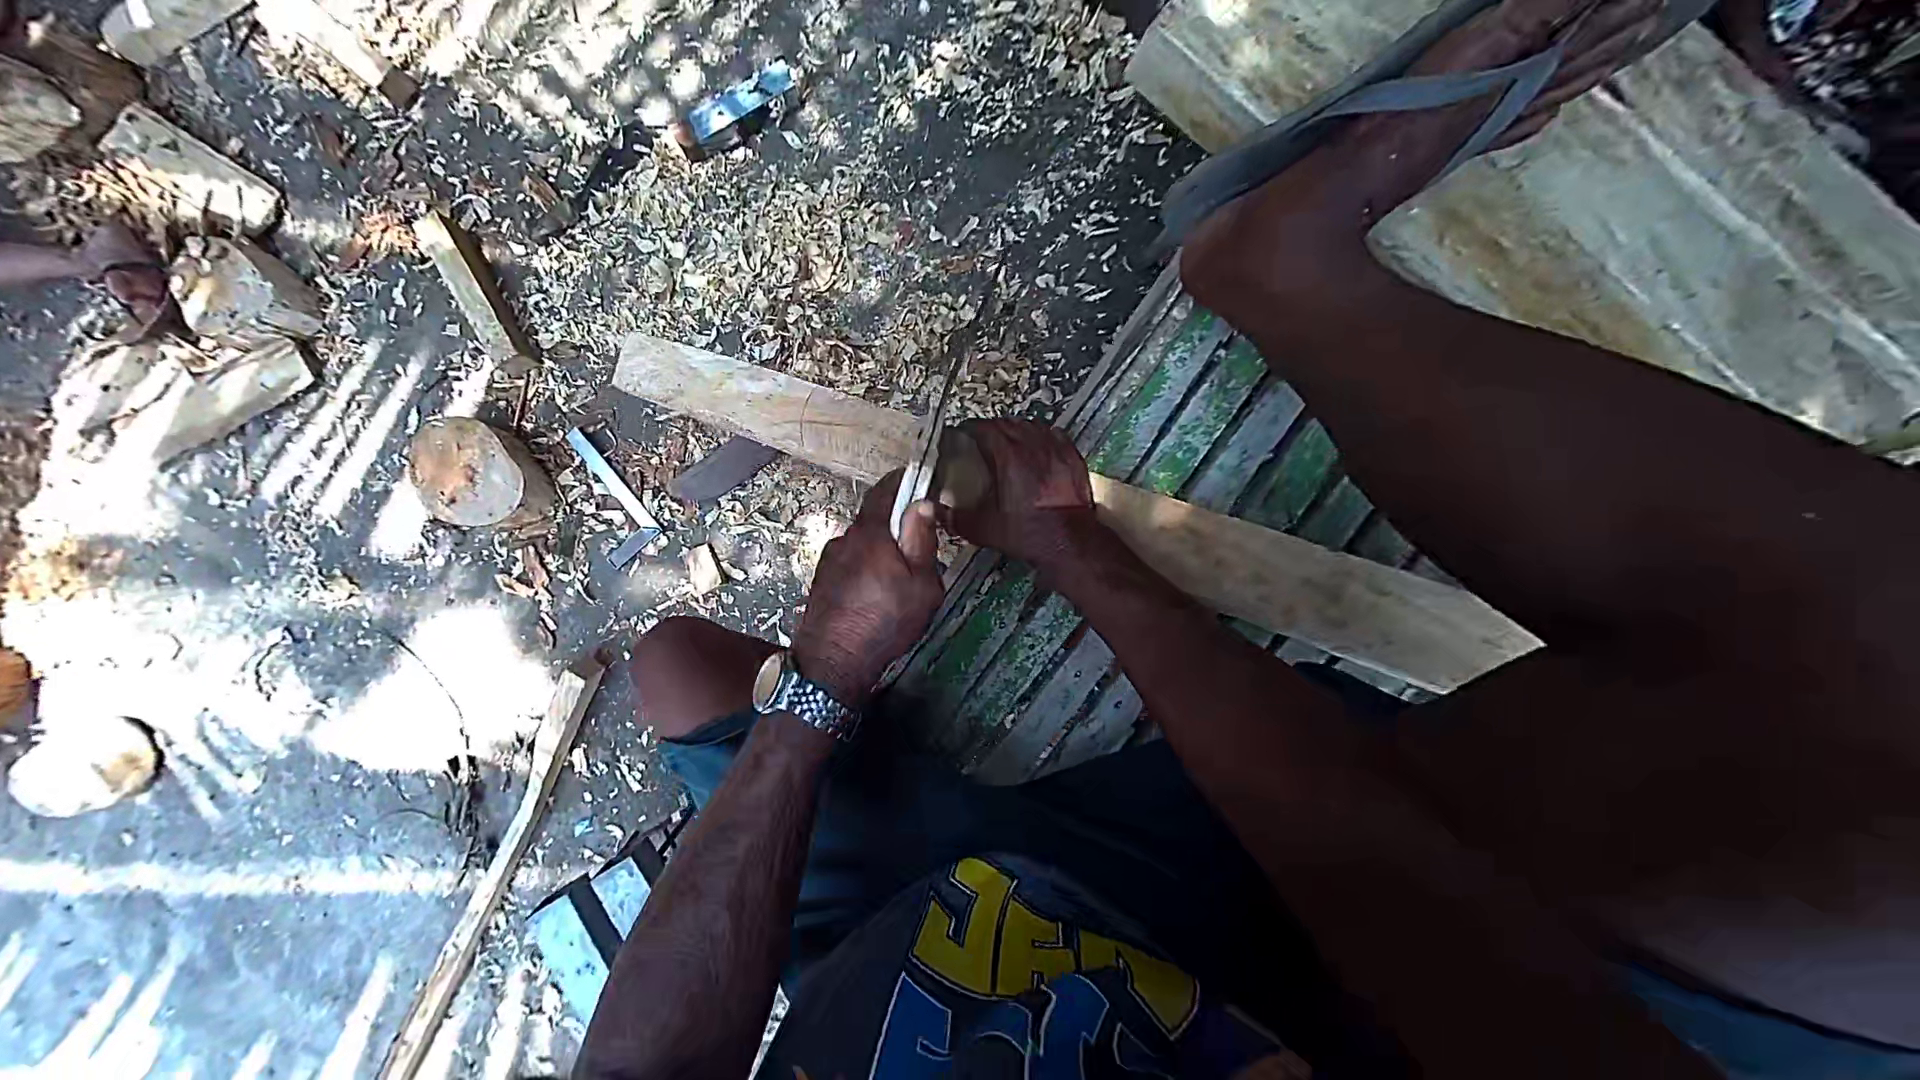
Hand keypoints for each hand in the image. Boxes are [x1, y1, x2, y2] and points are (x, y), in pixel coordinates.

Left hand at [791, 471, 944, 708]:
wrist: (834, 663)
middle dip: (896, 527)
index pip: (884, 490)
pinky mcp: (822, 582)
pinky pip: (851, 564)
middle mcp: (844, 539)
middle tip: (919, 546)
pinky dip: (866, 569)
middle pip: (874, 520)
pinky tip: (877, 595)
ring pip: (862, 545)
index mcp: (870, 533)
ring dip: (880, 552)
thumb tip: (922, 503)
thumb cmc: (884, 622)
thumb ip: (922, 540)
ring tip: (899, 580)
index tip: (919, 481)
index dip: (903, 482)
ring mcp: (829, 561)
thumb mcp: (922, 584)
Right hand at [940, 419, 1096, 570]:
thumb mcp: (984, 529)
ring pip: (1031, 425)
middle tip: (983, 437)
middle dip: (992, 427)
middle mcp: (1032, 447)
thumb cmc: (1033, 533)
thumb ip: (957, 518)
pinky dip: (1043, 435)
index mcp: (1008, 457)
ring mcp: (1055, 450)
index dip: (970, 428)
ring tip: (1009, 439)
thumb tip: (942, 513)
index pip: (984, 428)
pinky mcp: (1071, 458)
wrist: (1069, 542)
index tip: (964, 432)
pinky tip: (1039, 443)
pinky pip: (1054, 434)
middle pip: (1007, 423)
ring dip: (1017, 429)